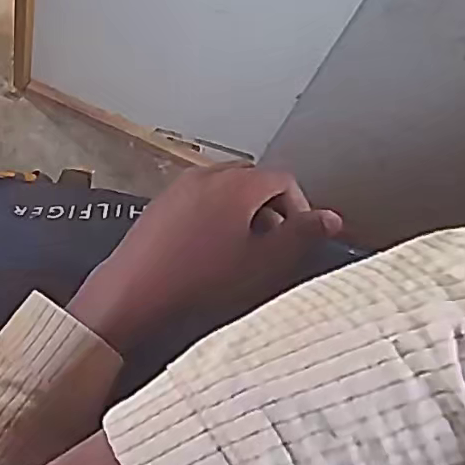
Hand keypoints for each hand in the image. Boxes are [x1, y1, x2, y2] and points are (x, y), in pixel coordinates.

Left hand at [69, 164, 340, 348]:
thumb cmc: (198, 278)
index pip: (284, 180)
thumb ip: (301, 235)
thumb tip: (328, 218)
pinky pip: (196, 202)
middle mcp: (205, 176)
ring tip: (237, 252)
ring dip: (239, 213)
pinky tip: (205, 251)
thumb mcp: (263, 261)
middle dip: (269, 208)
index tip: (298, 237)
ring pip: (223, 191)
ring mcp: (177, 188)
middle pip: (252, 180)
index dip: (299, 208)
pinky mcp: (158, 205)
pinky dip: (210, 217)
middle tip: (270, 244)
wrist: (136, 288)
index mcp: (237, 183)